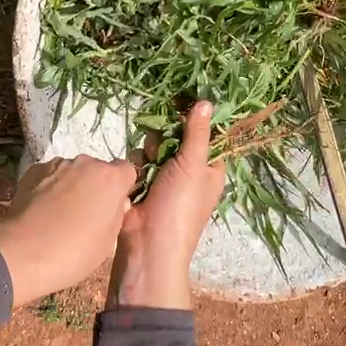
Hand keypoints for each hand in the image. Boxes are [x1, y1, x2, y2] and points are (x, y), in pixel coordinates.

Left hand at [0, 154, 136, 307]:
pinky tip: (43, 211)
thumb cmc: (74, 252)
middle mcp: (86, 162)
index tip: (114, 207)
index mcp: (110, 178)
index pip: (127, 170)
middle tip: (87, 215)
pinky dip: (51, 187)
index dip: (122, 187)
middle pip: (98, 170)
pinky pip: (51, 175)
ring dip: (73, 186)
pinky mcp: (35, 169)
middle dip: (96, 187)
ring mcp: (58, 163)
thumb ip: (117, 215)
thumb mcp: (108, 243)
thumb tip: (116, 203)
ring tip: (61, 215)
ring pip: (74, 172)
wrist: (24, 251)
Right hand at [111, 100, 226, 309]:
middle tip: (164, 141)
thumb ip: (197, 133)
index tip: (186, 100)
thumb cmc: (179, 207)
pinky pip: (139, 159)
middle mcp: (189, 172)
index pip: (208, 136)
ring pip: (156, 144)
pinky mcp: (143, 182)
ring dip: (150, 150)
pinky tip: (135, 173)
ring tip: (148, 164)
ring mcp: (165, 177)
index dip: (198, 119)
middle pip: (178, 136)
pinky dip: (137, 163)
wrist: (147, 246)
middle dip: (167, 135)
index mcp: (210, 170)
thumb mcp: (193, 166)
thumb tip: (207, 102)